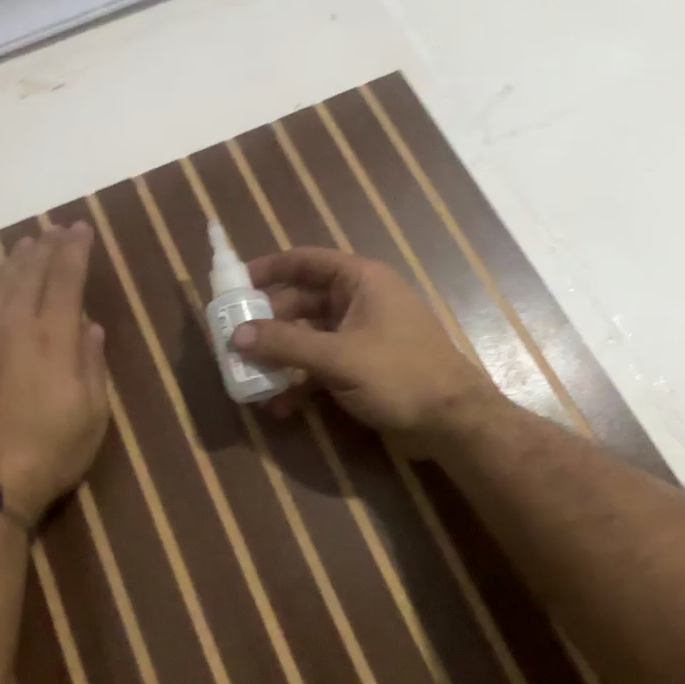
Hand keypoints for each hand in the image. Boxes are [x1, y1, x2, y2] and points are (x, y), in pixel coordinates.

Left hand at [0, 223, 109, 522]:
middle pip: (30, 274)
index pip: (66, 279)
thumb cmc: (48, 453)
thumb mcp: (92, 415)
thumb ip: (91, 365)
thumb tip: (89, 327)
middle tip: (56, 229)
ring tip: (26, 243)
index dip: (75, 251)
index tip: (82, 229)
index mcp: (53, 338)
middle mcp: (14, 327)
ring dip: (14, 261)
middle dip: (46, 248)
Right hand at [230, 247, 496, 437]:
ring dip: (281, 356)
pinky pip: (322, 365)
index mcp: (361, 281)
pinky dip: (301, 381)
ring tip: (248, 375)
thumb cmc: (399, 375)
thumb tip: (236, 335)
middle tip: (233, 339)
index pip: (306, 261)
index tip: (234, 285)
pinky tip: (279, 405)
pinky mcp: (364, 367)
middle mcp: (360, 301)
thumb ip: (285, 345)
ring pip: (309, 337)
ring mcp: (362, 335)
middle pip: (302, 302)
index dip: (269, 269)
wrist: (452, 422)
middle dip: (268, 322)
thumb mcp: (338, 358)